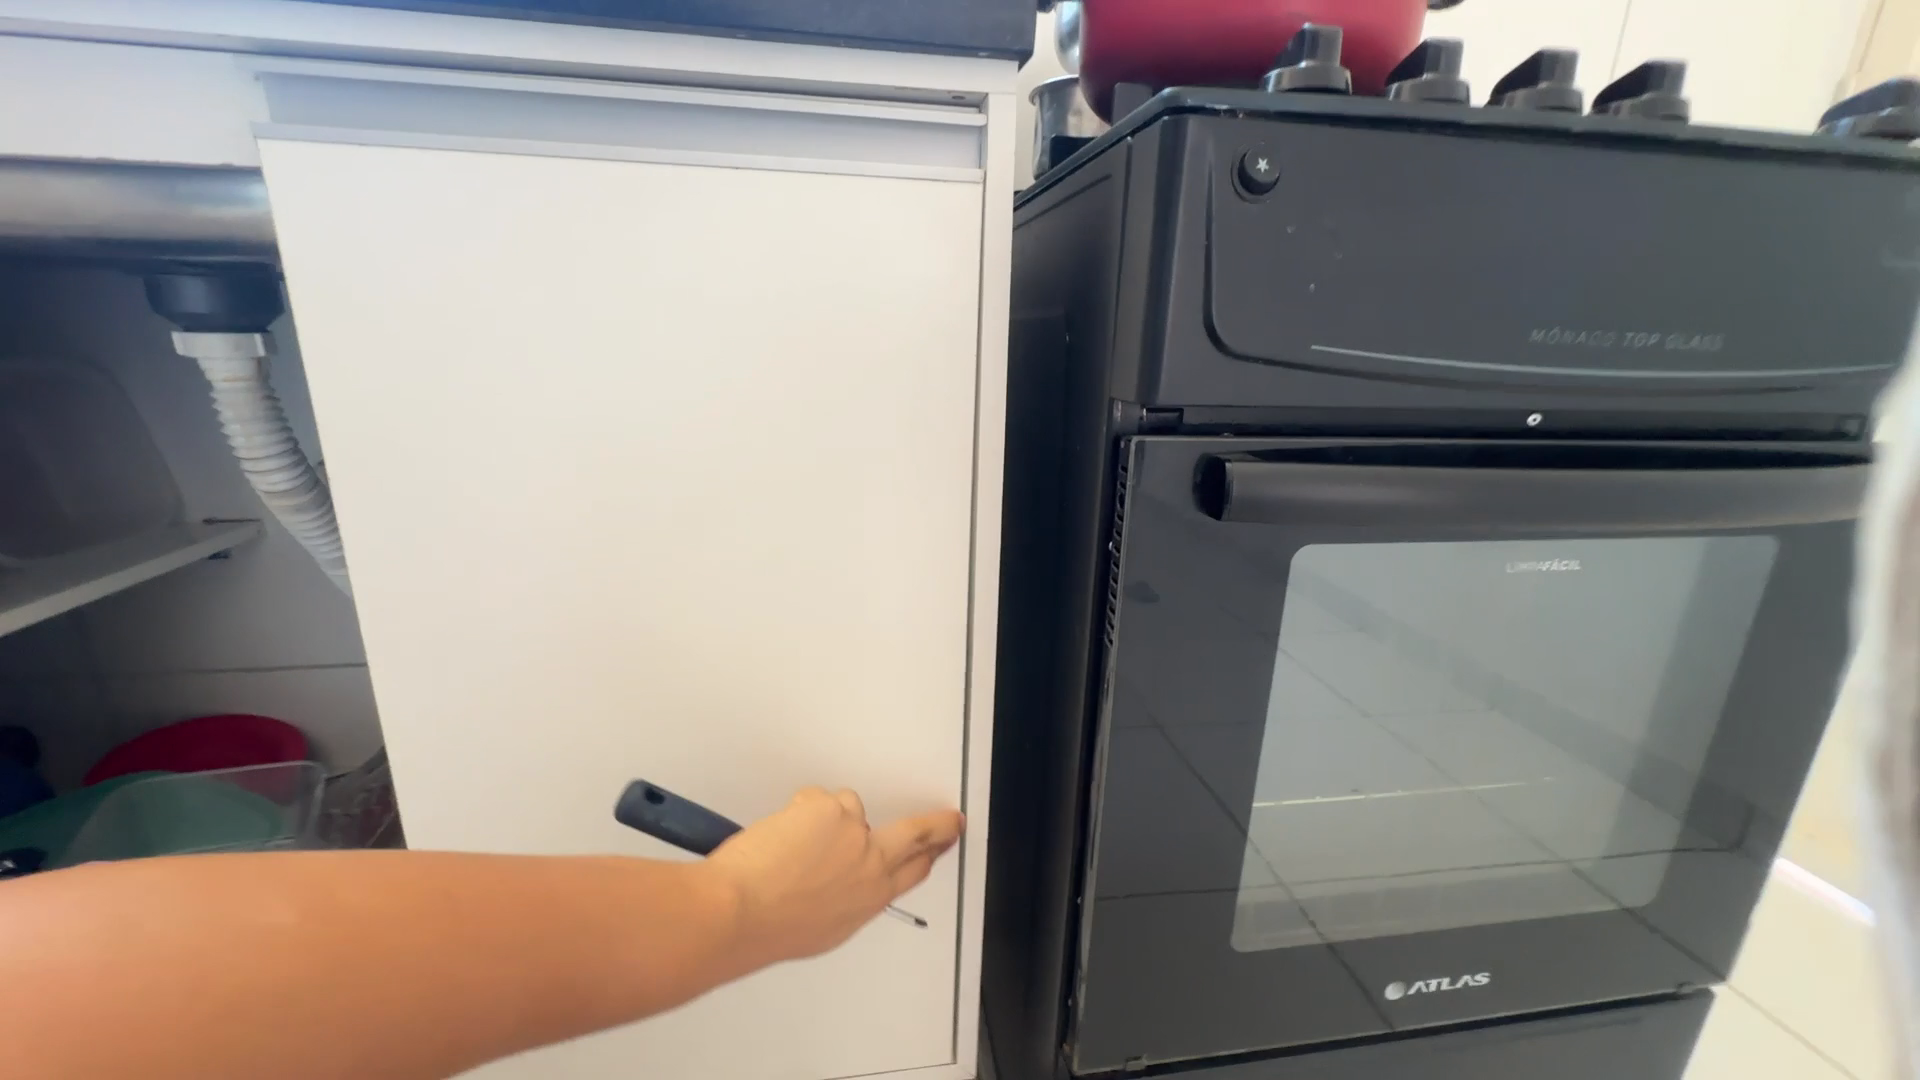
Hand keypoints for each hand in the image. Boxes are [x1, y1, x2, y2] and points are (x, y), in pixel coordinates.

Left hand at [700, 788, 962, 966]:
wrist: (739, 912)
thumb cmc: (771, 927)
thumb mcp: (824, 926)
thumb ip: (849, 896)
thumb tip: (848, 878)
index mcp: (870, 897)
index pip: (913, 871)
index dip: (930, 854)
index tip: (942, 843)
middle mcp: (871, 861)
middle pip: (913, 834)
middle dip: (935, 825)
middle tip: (948, 820)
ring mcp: (853, 829)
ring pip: (846, 807)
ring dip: (824, 816)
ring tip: (792, 843)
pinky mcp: (828, 805)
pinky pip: (814, 799)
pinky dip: (797, 812)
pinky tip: (779, 835)